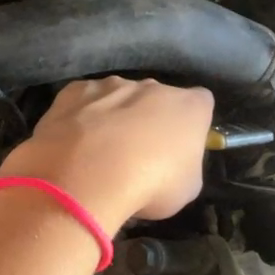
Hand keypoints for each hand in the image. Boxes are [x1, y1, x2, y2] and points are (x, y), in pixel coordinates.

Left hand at [0, 78, 213, 228]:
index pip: (200, 104)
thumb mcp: (186, 189)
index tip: (180, 149)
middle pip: (156, 99)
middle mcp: (152, 86)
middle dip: (149, 121)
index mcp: (189, 106)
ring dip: (114, 119)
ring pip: (117, 97)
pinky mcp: (73, 91)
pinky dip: (81, 117)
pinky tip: (74, 144)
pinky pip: (83, 102)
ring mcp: (110, 85)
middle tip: (138, 157)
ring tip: (99, 155)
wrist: (87, 176)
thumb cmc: (150, 185)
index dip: (191, 126)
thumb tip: (173, 164)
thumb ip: (186, 166)